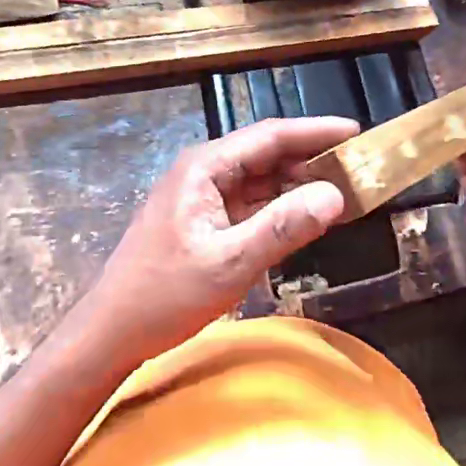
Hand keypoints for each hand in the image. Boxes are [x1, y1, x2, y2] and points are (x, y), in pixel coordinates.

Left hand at [79, 116, 358, 362]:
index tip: (355, 131)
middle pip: (268, 154)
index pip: (270, 136)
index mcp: (205, 167)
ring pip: (261, 179)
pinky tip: (307, 216)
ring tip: (342, 188)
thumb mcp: (230, 263)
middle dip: (312, 157)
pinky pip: (251, 202)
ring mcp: (203, 195)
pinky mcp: (205, 219)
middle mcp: (205, 171)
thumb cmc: (164, 295)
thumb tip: (335, 196)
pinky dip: (281, 207)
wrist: (108, 334)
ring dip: (299, 183)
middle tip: (358, 165)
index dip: (315, 131)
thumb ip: (284, 227)